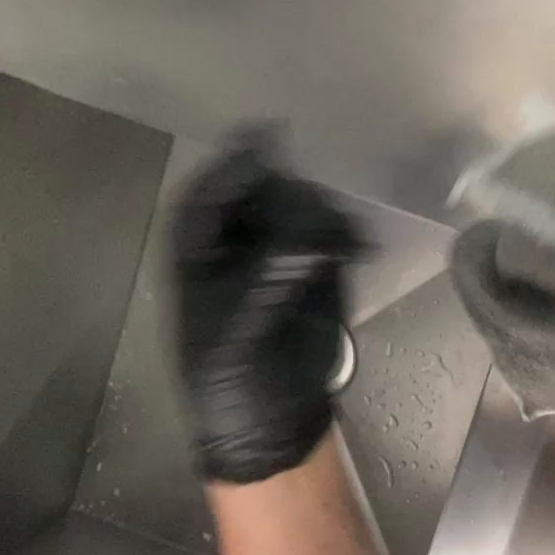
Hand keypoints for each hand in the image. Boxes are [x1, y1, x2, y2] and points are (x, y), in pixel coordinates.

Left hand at [172, 128, 364, 484]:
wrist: (272, 418)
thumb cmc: (232, 378)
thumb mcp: (237, 330)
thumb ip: (269, 280)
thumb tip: (310, 243)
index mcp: (197, 254)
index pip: (209, 195)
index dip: (234, 165)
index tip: (267, 136)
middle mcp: (236, 243)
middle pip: (261, 192)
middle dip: (291, 199)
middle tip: (317, 225)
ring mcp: (277, 252)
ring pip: (301, 206)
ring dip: (323, 218)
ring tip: (341, 248)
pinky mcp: (314, 264)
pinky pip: (331, 231)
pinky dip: (346, 235)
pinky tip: (357, 250)